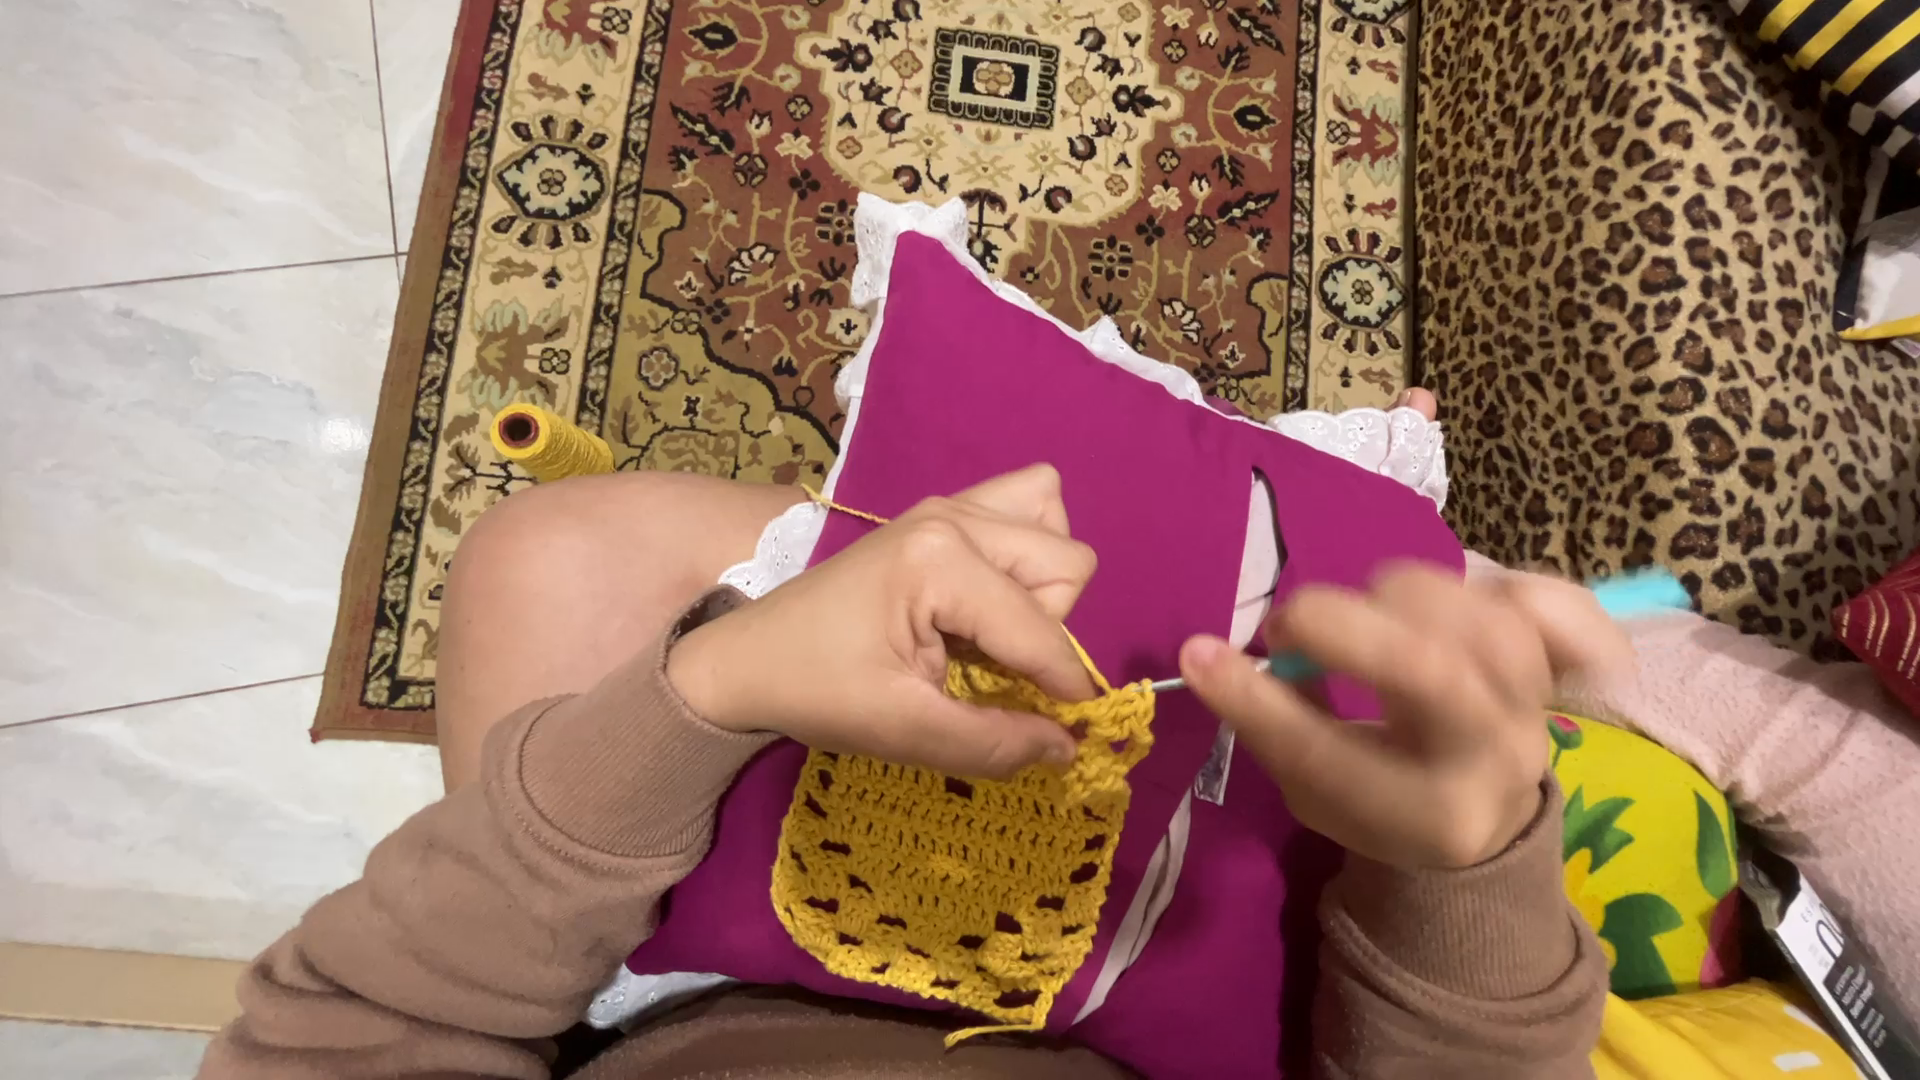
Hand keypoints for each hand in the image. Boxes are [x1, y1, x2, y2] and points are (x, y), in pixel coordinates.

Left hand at [667, 465, 1097, 779]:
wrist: (750, 656)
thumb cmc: (818, 691)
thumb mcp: (904, 731)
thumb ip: (994, 743)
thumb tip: (1071, 747)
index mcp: (941, 562)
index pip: (1040, 627)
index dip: (1065, 687)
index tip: (1069, 731)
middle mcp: (954, 517)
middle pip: (1065, 563)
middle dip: (1047, 629)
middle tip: (994, 667)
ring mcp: (948, 505)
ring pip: (1052, 527)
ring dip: (1042, 583)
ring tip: (990, 625)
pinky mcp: (941, 511)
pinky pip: (1024, 506)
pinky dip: (1026, 550)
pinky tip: (987, 593)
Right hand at [1178, 563, 1631, 869]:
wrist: (1476, 819)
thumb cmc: (1372, 800)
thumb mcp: (1309, 787)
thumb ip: (1265, 722)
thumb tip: (1201, 651)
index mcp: (1425, 814)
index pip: (1328, 753)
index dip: (1253, 698)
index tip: (1198, 653)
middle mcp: (1493, 760)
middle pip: (1430, 673)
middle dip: (1338, 626)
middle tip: (1287, 626)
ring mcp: (1537, 709)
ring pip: (1484, 625)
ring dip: (1402, 597)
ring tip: (1364, 609)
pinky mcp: (1561, 669)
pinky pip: (1567, 616)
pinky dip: (1521, 591)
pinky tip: (1472, 597)